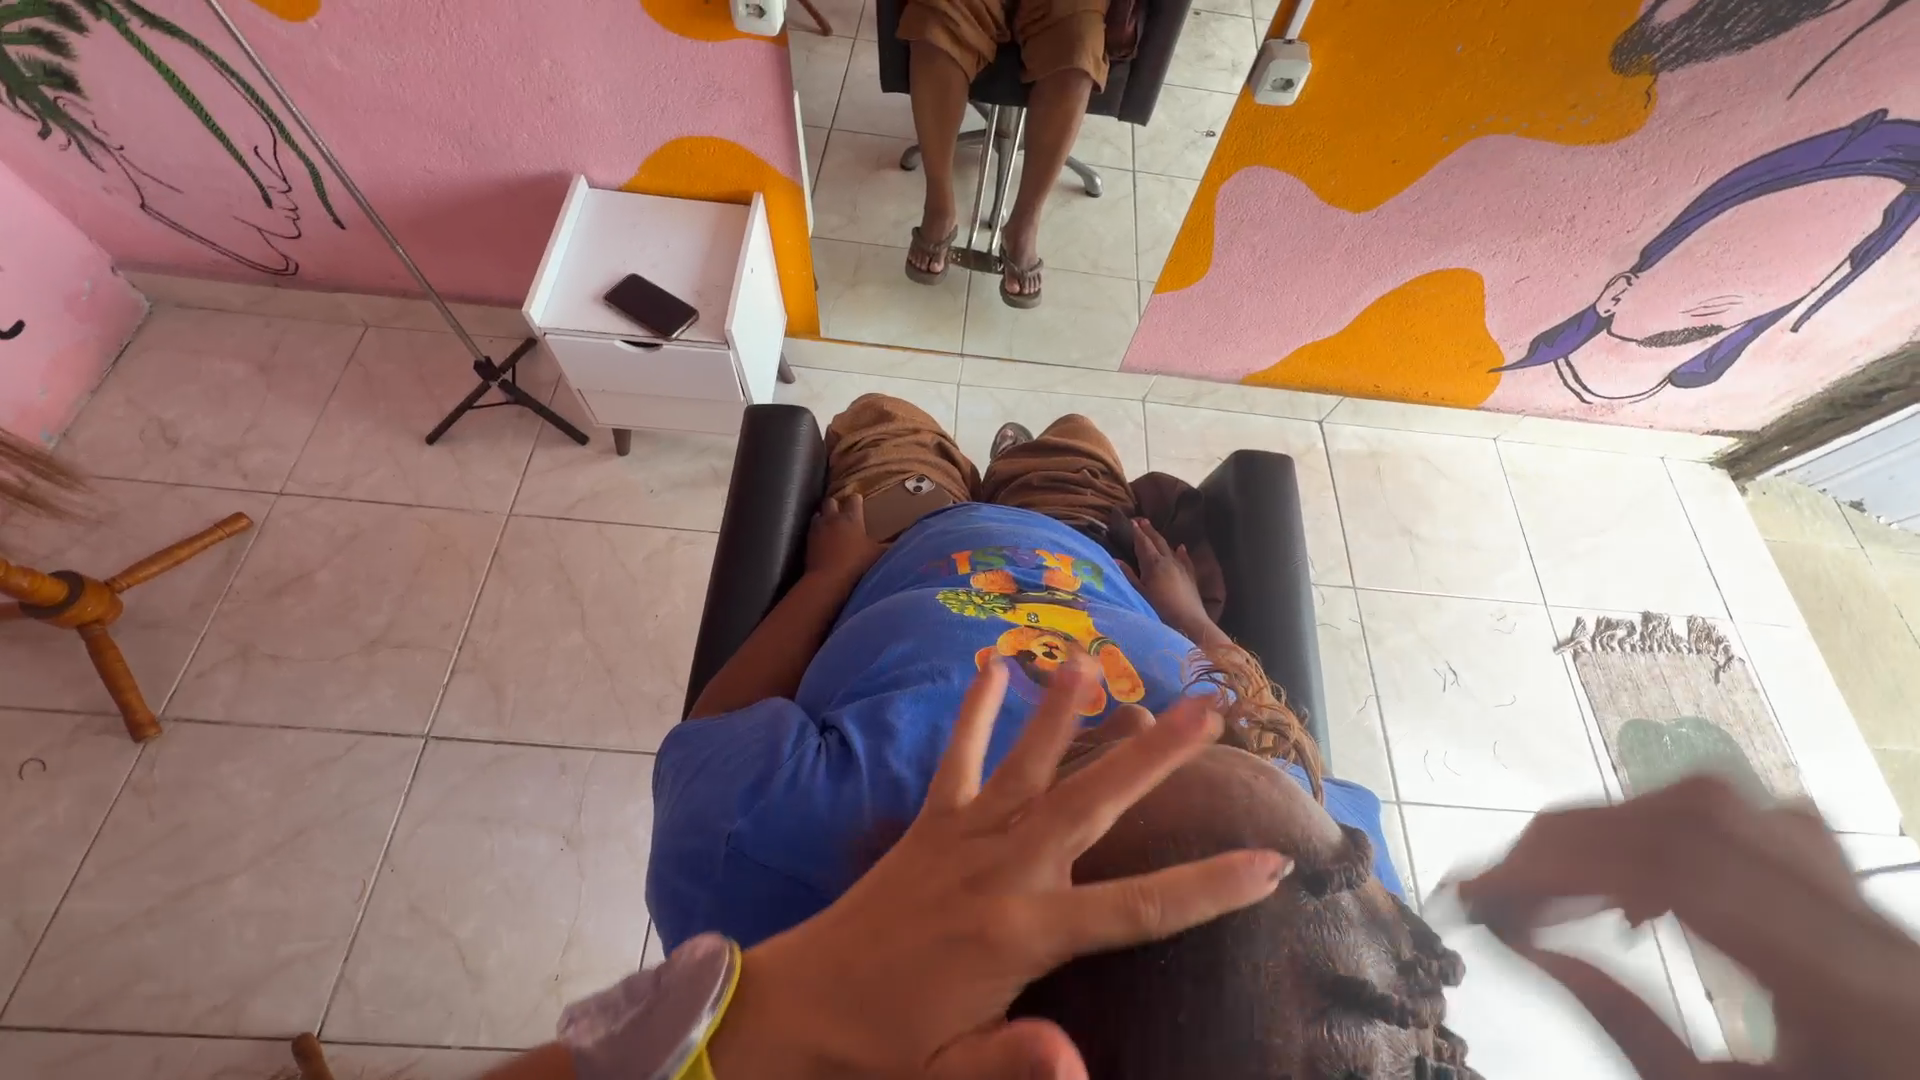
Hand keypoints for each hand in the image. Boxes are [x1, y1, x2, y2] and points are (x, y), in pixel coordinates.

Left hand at [708, 659, 1289, 1078]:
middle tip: (1206, 711)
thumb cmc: (889, 1044)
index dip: (1210, 887)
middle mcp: (1004, 868)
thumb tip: (1080, 1062)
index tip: (1270, 859)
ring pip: (1030, 764)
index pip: (1141, 909)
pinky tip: (992, 667)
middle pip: (1096, 804)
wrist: (803, 1004)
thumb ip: (1018, 1061)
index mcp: (1025, 933)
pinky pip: (956, 756)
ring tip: (1091, 658)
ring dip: (1064, 710)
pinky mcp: (930, 820)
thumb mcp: (953, 1075)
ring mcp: (965, 834)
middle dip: (1156, 758)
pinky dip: (974, 711)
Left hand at [807, 493, 885, 581]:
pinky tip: (821, 540)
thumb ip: (889, 546)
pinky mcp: (807, 542)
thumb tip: (904, 543)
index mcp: (851, 518)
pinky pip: (811, 530)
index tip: (859, 501)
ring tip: (830, 525)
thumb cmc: (857, 564)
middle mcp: (832, 518)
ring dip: (824, 517)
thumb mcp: (878, 555)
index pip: (853, 499)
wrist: (828, 580)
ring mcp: (817, 529)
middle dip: (836, 504)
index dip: (856, 499)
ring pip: (818, 514)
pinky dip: (817, 532)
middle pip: (830, 501)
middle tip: (842, 512)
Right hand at [1127, 517, 1210, 637]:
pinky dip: (1181, 552)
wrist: (1188, 622)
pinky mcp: (1190, 576)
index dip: (1137, 532)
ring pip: (1169, 548)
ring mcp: (1181, 567)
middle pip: (1157, 541)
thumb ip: (1129, 575)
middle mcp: (1168, 560)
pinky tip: (1181, 547)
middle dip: (1149, 530)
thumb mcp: (1139, 593)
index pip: (1143, 543)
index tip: (1131, 521)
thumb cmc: (1160, 609)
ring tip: (1154, 531)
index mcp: (1153, 563)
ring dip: (1161, 538)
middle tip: (1141, 520)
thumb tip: (1117, 560)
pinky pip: (1185, 559)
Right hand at [1456, 776, 1919, 1078]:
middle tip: (1501, 882)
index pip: (1681, 871)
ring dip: (1608, 826)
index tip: (1482, 890)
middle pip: (1690, 820)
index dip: (1560, 864)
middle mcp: (1868, 928)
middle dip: (1568, 840)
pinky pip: (1750, 819)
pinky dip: (1662, 824)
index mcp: (1852, 991)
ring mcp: (1863, 904)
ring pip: (1716, 803)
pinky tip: (1632, 869)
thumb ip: (1623, 1023)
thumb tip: (1515, 934)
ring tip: (1558, 876)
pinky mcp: (1847, 897)